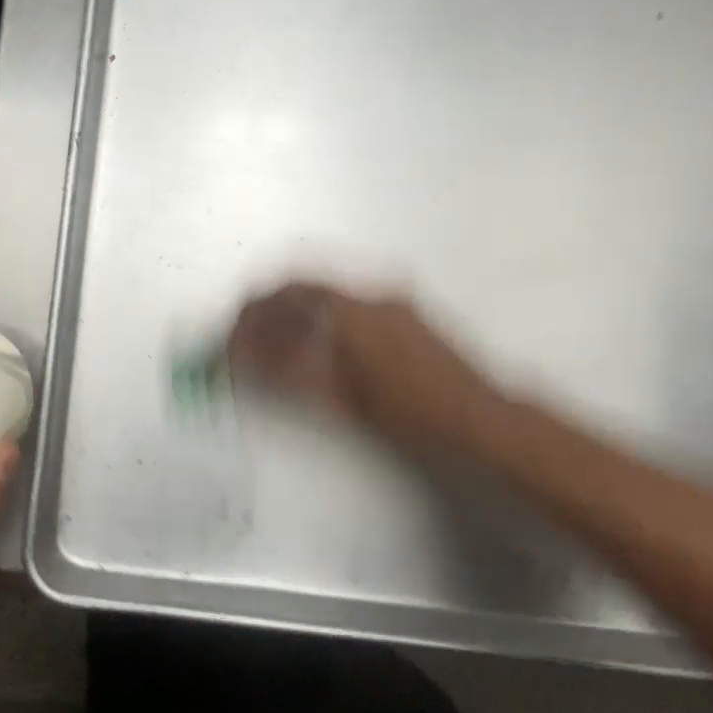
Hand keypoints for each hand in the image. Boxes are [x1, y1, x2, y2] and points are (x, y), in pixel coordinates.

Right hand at [226, 281, 507, 453]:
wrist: (483, 423)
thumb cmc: (411, 415)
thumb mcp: (338, 398)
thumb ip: (281, 371)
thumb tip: (236, 356)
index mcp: (353, 307)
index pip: (284, 290)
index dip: (249, 312)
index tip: (229, 335)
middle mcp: (373, 293)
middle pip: (302, 288)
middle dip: (267, 313)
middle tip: (244, 344)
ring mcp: (394, 302)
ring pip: (325, 298)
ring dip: (293, 319)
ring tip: (275, 354)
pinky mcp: (406, 316)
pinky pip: (347, 308)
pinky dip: (320, 324)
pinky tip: (315, 355)